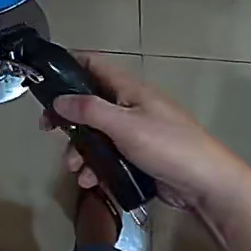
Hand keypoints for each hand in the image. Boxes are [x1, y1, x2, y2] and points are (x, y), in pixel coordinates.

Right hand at [51, 57, 250, 215]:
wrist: (207, 185)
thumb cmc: (167, 146)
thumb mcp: (124, 125)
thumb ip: (89, 110)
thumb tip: (58, 99)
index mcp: (129, 89)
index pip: (94, 65)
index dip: (68, 66)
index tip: (44, 81)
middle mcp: (130, 106)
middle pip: (89, 104)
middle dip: (68, 119)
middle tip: (48, 132)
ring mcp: (135, 132)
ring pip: (97, 134)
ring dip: (81, 149)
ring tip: (75, 169)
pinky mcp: (139, 157)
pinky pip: (109, 156)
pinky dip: (97, 166)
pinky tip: (91, 181)